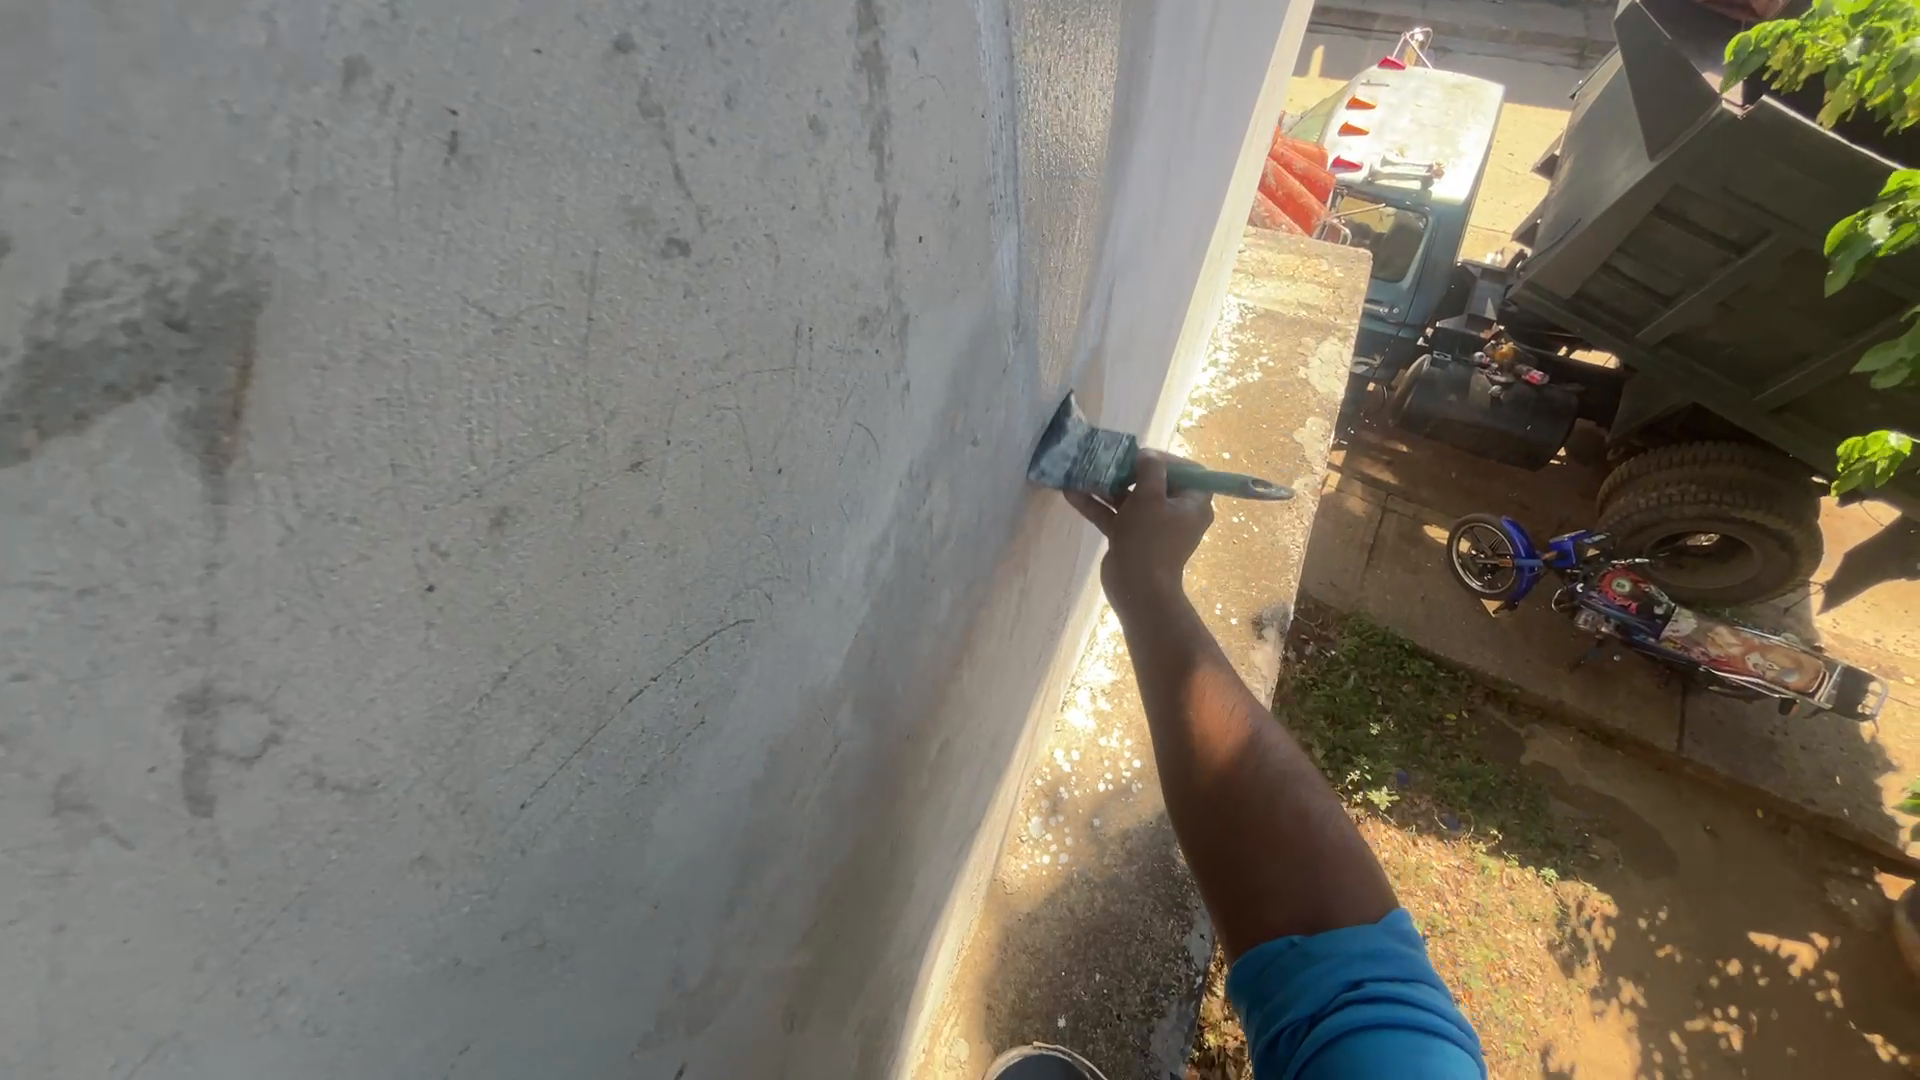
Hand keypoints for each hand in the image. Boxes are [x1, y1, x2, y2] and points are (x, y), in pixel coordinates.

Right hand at [1066, 449, 1214, 615]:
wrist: (1136, 588)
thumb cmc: (1150, 539)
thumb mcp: (1150, 497)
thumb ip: (1149, 470)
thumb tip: (1146, 455)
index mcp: (1192, 503)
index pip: (1187, 471)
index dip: (1165, 459)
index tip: (1141, 456)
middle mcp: (1175, 513)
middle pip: (1154, 484)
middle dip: (1127, 471)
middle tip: (1108, 462)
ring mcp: (1152, 527)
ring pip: (1130, 500)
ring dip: (1106, 487)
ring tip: (1083, 472)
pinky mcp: (1131, 538)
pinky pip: (1116, 516)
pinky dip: (1097, 506)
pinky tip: (1071, 493)